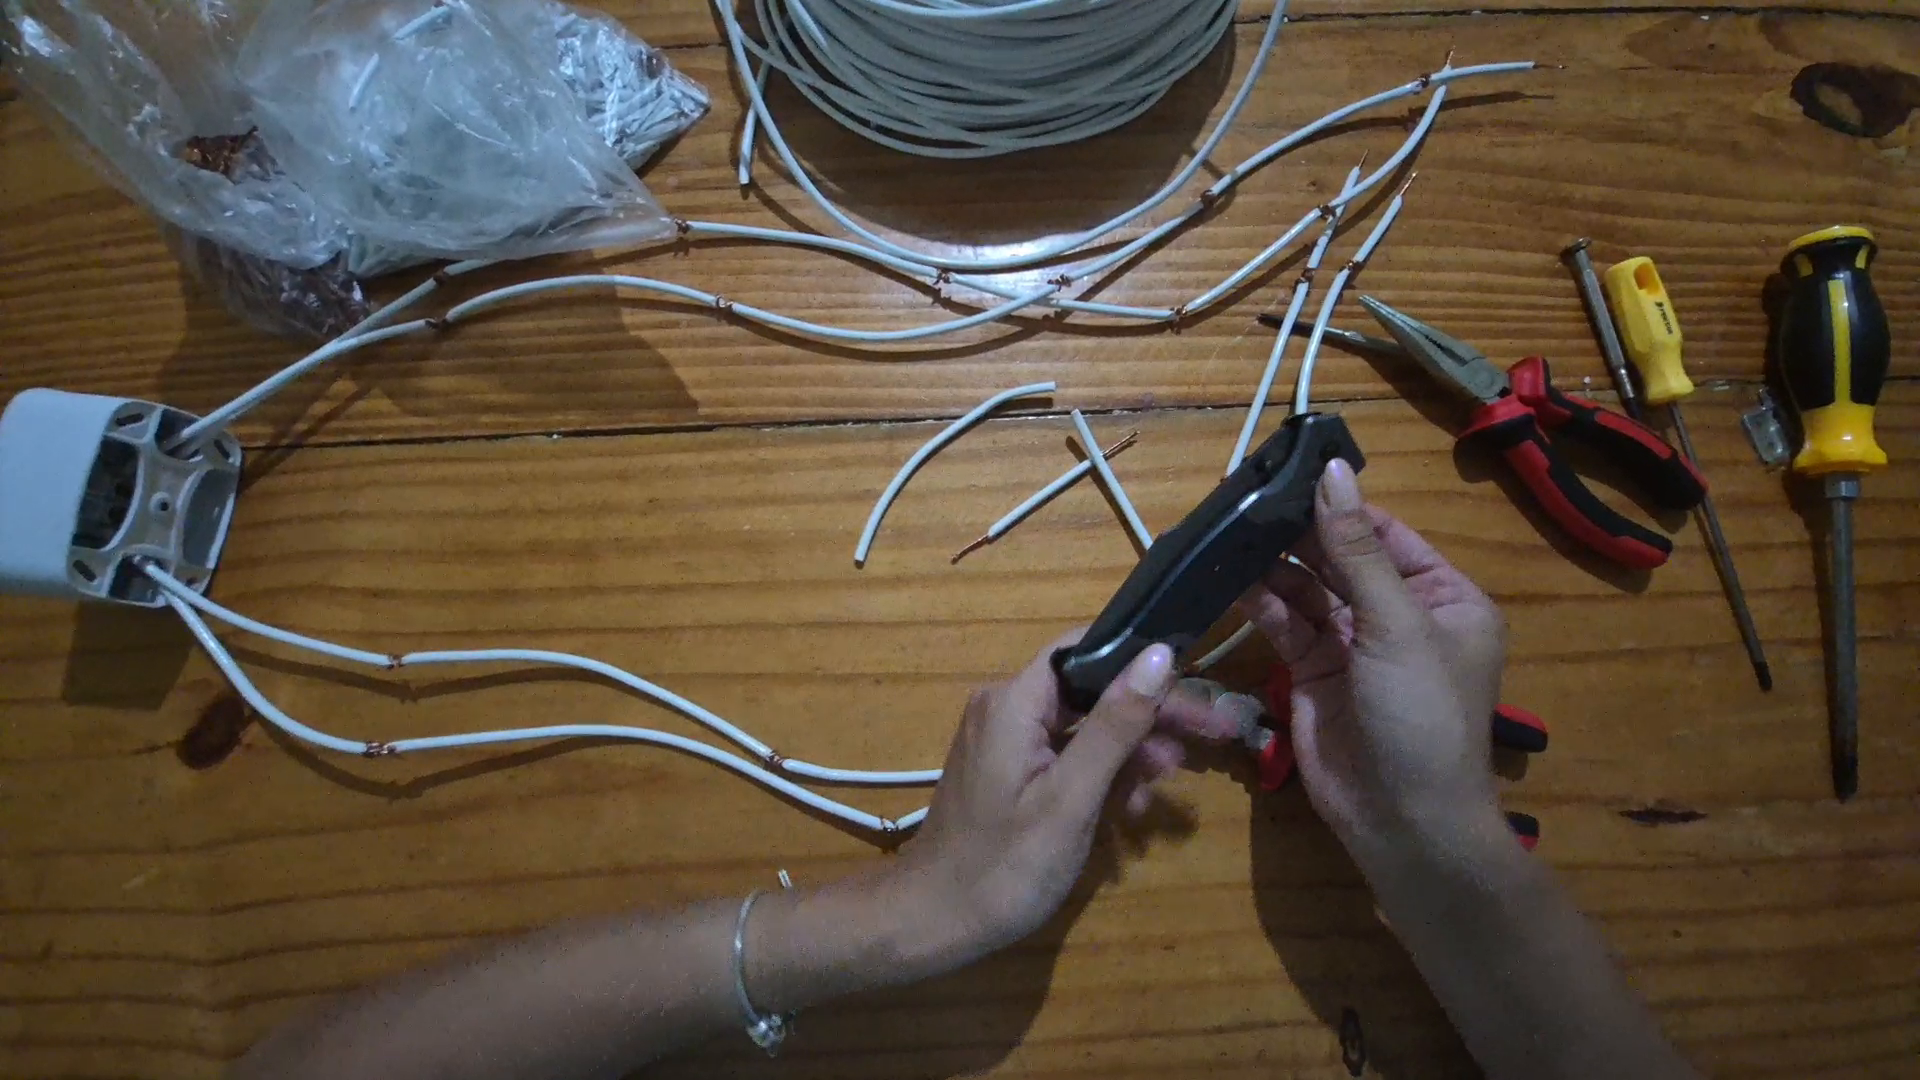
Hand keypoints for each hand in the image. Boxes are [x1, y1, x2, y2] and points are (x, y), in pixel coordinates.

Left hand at [891, 635, 1192, 963]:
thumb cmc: (1006, 864)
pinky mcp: (1008, 767)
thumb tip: (1157, 655)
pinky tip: (1130, 805)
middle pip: (1089, 690)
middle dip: (1148, 714)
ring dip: (1128, 750)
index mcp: (1015, 700)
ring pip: (1080, 725)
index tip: (1190, 683)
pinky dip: (1098, 773)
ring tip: (1169, 781)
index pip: (1083, 650)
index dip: (1138, 662)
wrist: (935, 920)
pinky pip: (1063, 753)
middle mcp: (1006, 706)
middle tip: (1211, 736)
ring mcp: (1005, 738)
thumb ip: (1115, 724)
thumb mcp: (1071, 797)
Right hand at [1165, 459, 1507, 859]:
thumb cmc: (1421, 715)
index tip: (1288, 475)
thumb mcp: (1395, 625)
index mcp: (1441, 597)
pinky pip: (1284, 624)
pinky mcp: (1311, 669)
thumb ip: (1356, 551)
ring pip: (1305, 590)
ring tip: (1231, 534)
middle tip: (1245, 501)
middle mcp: (1396, 613)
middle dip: (1297, 534)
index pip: (1382, 535)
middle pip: (1338, 559)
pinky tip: (1231, 579)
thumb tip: (1333, 473)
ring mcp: (1350, 643)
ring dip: (1272, 566)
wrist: (1400, 819)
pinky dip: (1260, 603)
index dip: (1338, 506)